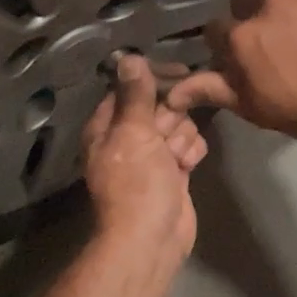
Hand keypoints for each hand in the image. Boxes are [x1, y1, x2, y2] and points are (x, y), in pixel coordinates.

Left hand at [82, 54, 208, 254]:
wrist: (151, 239)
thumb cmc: (136, 184)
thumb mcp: (133, 132)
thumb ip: (135, 94)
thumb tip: (127, 57)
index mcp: (106, 126)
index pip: (130, 87)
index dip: (154, 80)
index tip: (178, 73)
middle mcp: (126, 137)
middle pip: (159, 105)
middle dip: (170, 117)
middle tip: (165, 138)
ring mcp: (151, 156)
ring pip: (178, 125)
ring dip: (182, 138)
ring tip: (175, 159)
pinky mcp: (173, 171)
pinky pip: (188, 147)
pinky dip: (191, 153)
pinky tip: (188, 165)